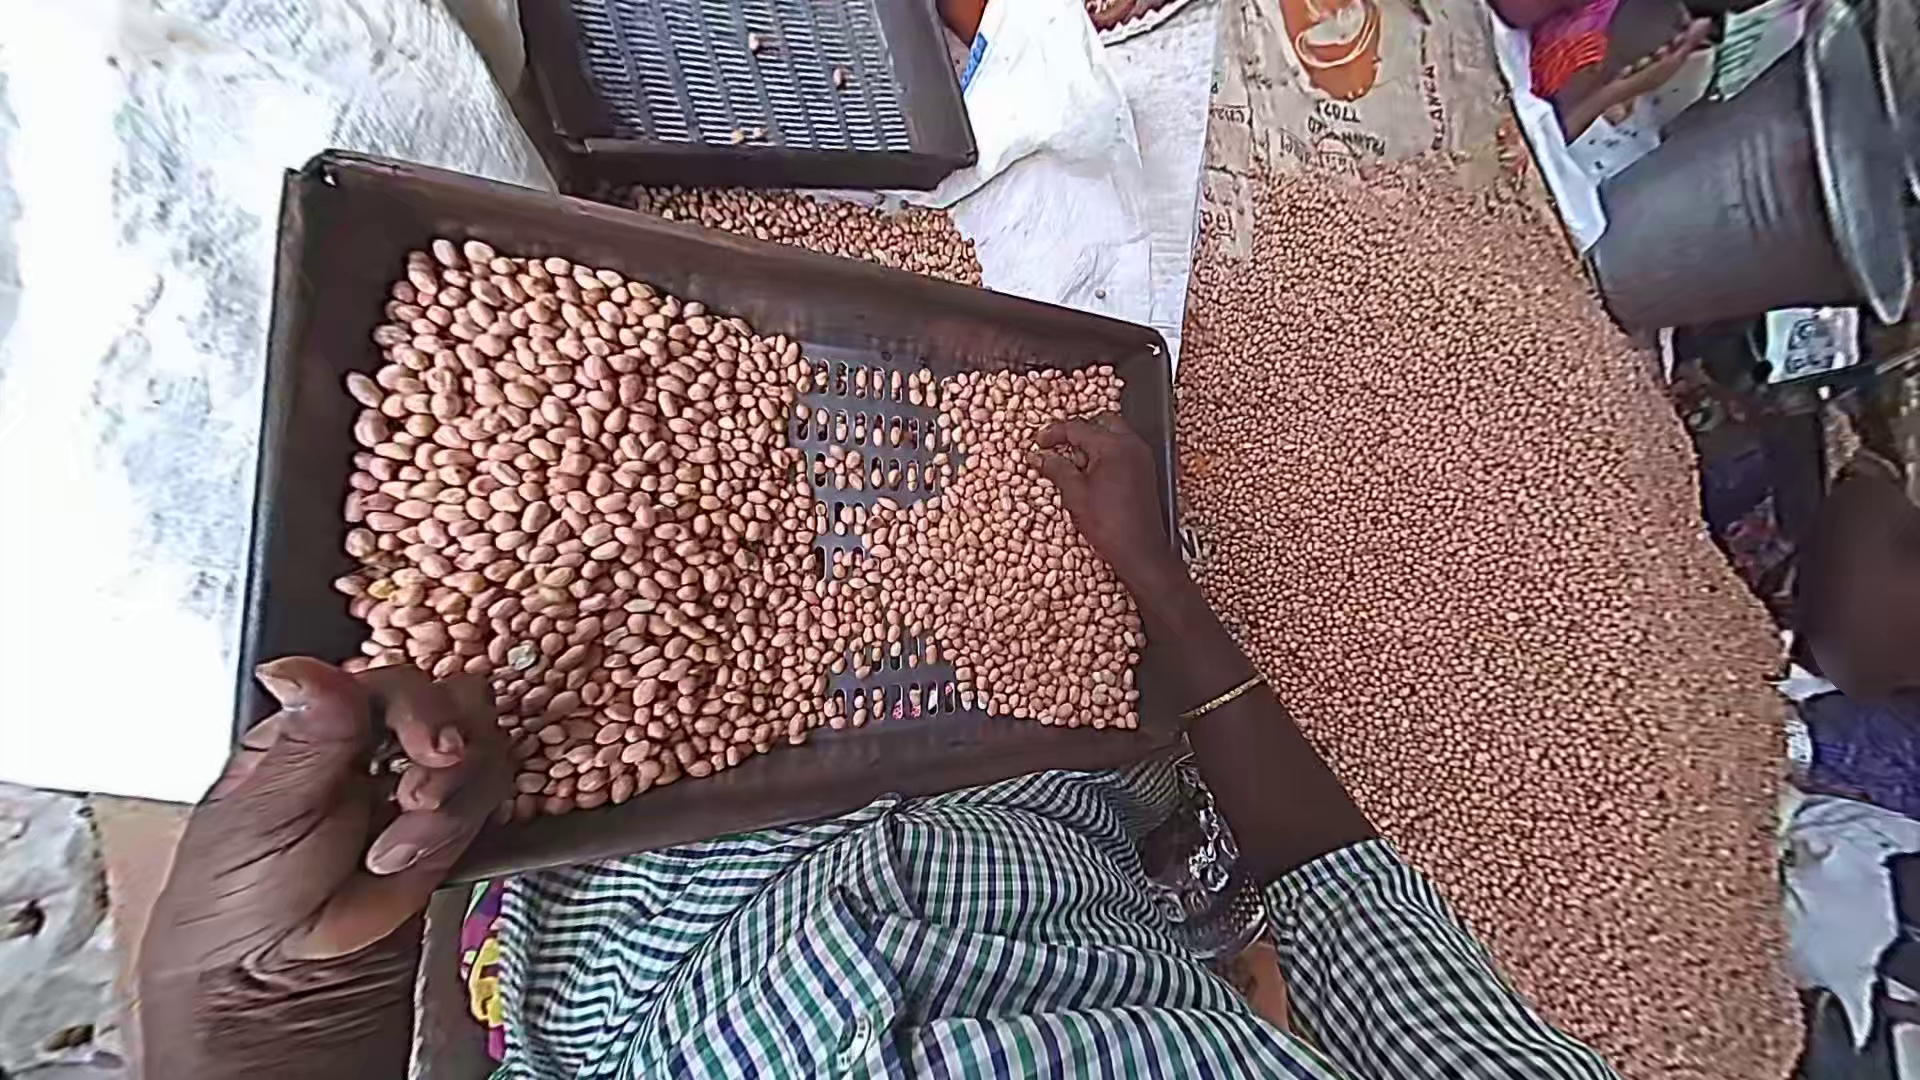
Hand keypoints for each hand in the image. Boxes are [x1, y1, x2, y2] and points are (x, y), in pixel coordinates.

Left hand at [138, 658, 510, 1079]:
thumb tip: (296, 665)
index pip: (392, 681)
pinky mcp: (465, 802)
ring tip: (403, 842)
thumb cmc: (244, 901)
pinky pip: (497, 779)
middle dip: (450, 741)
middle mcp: (384, 738)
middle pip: (454, 697)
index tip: (430, 745)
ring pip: (485, 736)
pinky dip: (462, 818)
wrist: (290, 977)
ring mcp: (429, 769)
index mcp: (324, 727)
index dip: (419, 704)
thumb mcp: (260, 818)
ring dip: (455, 790)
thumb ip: (302, 740)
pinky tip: (415, 853)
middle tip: (425, 792)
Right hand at [1032, 413, 1183, 597]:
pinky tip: (1090, 476)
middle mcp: (1132, 446)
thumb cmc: (1109, 524)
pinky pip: (1122, 451)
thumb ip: (1056, 469)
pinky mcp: (1145, 472)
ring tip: (1072, 467)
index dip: (1054, 433)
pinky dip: (1104, 455)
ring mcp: (1142, 458)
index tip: (1039, 442)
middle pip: (1099, 423)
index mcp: (1114, 446)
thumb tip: (1039, 457)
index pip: (1078, 427)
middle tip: (1057, 448)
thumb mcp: (1074, 494)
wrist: (1139, 550)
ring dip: (1091, 444)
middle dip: (1076, 433)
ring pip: (1113, 435)